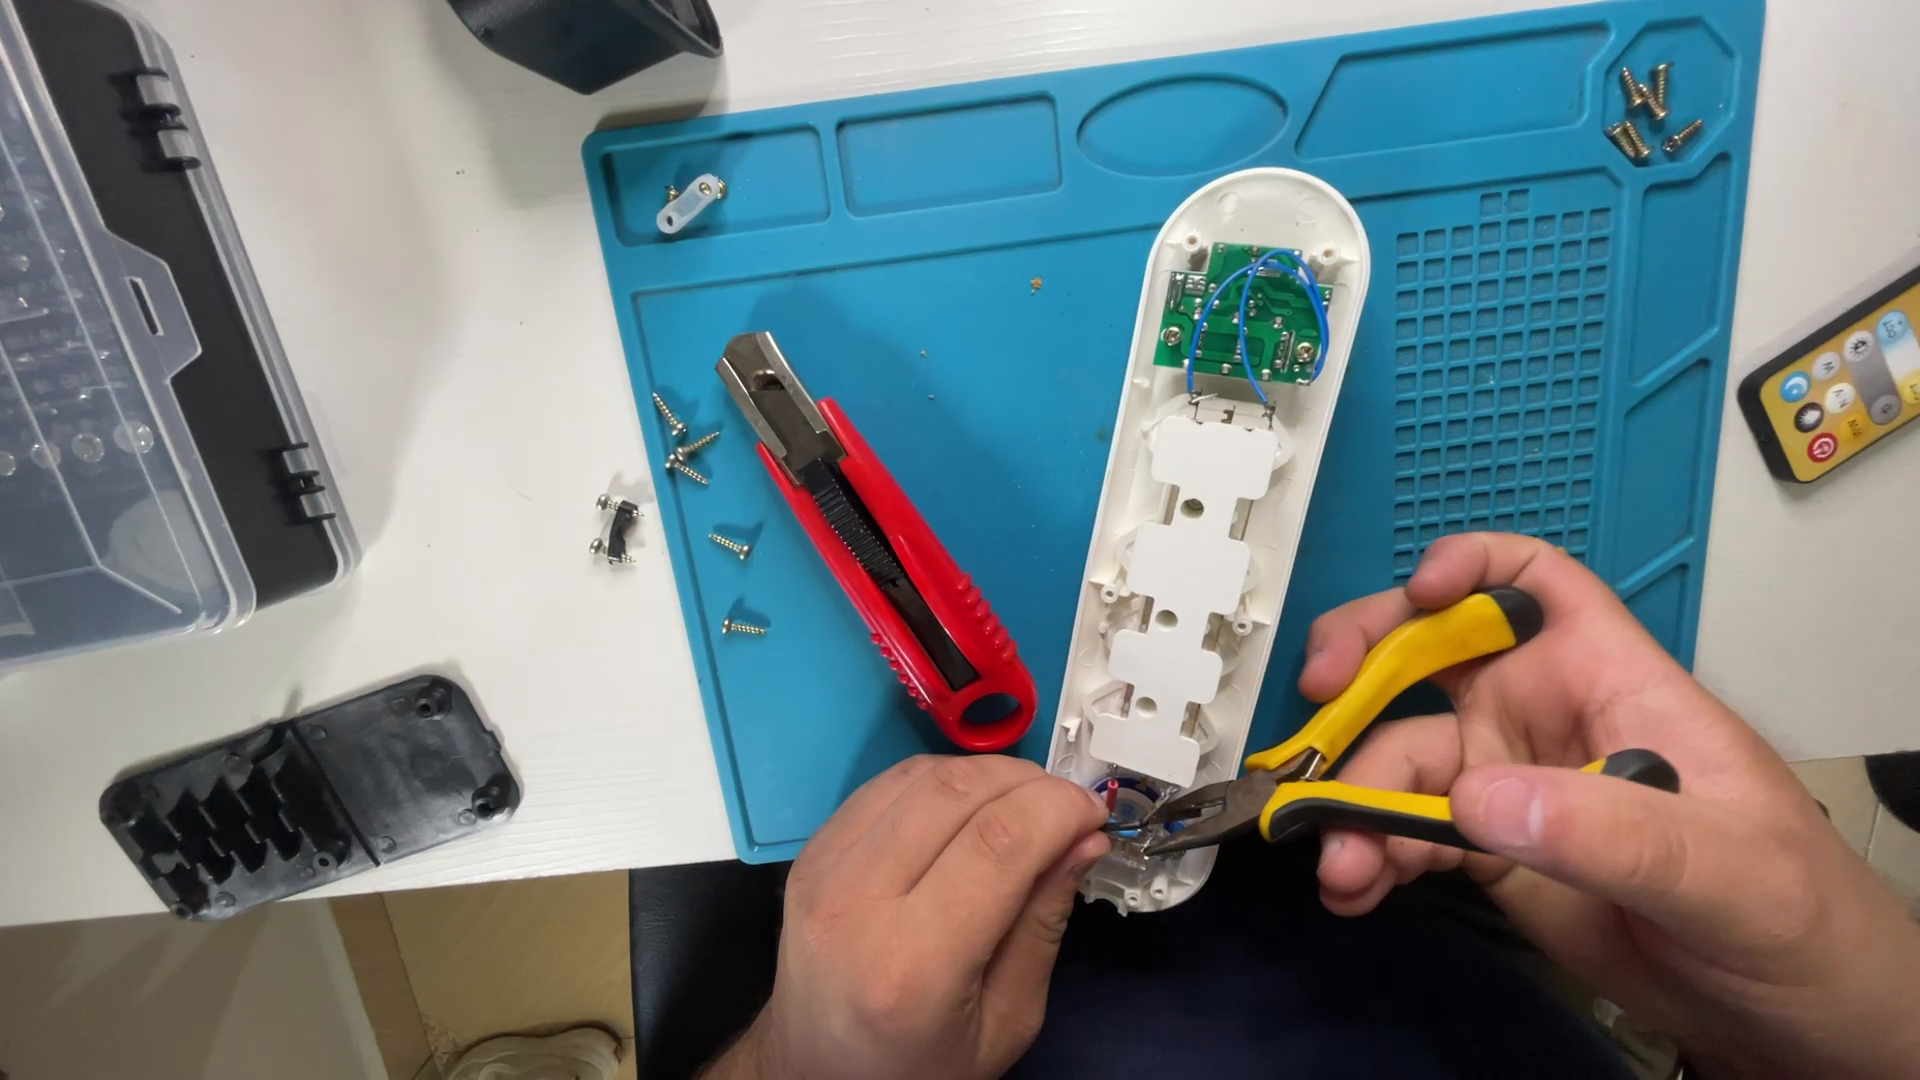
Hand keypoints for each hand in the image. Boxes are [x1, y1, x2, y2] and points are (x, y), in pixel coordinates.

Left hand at [705, 755, 1108, 1079]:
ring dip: (986, 772)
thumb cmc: (921, 1065)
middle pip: (955, 794)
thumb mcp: (1006, 1022)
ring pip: (921, 775)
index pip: (996, 845)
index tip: (1092, 812)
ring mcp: (824, 866)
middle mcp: (856, 902)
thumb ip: (1044, 922)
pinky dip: (942, 777)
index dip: (1056, 810)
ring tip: (1024, 799)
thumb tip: (1085, 837)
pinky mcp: (813, 847)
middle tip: (1065, 802)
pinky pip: (888, 782)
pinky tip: (970, 800)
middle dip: (1027, 782)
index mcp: (911, 967)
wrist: (816, 1070)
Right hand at [1301, 533, 1919, 1077]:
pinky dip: (1365, 852)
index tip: (1422, 592)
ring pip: (1393, 751)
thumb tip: (1473, 798)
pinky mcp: (1467, 837)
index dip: (1470, 565)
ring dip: (1353, 798)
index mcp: (1599, 679)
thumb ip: (1611, 829)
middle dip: (1359, 657)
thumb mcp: (1726, 870)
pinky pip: (1395, 826)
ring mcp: (1490, 775)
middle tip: (1317, 692)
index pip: (1532, 584)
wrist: (1784, 1022)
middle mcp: (1529, 712)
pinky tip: (1353, 886)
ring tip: (1340, 860)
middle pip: (1422, 648)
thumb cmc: (1797, 920)